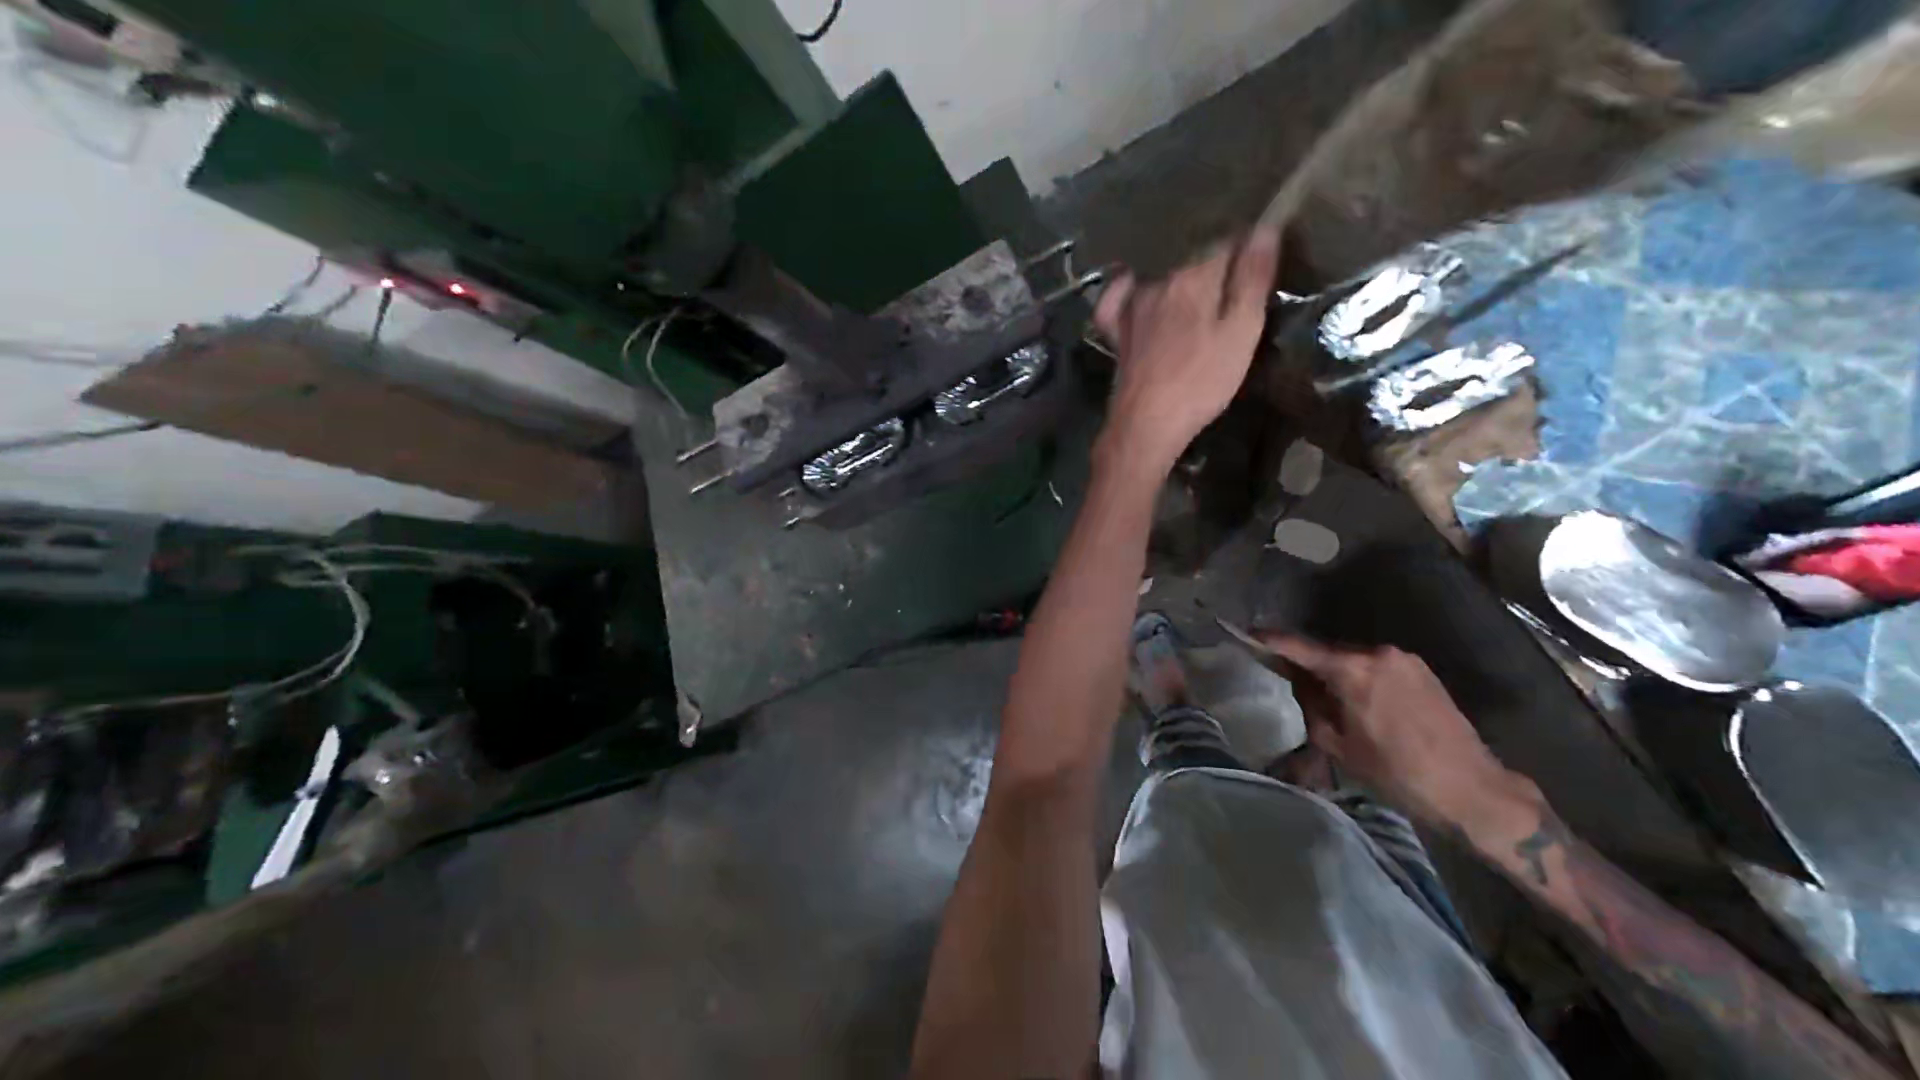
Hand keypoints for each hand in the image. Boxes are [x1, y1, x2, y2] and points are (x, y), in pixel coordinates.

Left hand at [1093, 227, 1279, 470]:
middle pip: (1190, 254)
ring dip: (1177, 267)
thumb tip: (1265, 226)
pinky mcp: (1116, 330)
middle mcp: (1158, 281)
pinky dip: (1128, 286)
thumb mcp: (1241, 331)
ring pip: (1157, 271)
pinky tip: (1137, 287)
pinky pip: (1118, 296)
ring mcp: (1131, 305)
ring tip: (1196, 277)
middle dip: (1213, 253)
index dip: (1245, 241)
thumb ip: (1252, 278)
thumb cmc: (1201, 381)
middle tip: (1234, 266)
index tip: (1260, 249)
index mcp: (1193, 276)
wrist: (1147, 422)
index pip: (1224, 239)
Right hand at [1253, 633, 1535, 827]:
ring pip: (1353, 659)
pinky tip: (1357, 701)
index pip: (1301, 647)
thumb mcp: (1338, 745)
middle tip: (1287, 677)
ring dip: (1335, 671)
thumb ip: (1311, 705)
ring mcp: (1404, 660)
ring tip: (1326, 697)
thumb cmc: (1398, 773)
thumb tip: (1301, 682)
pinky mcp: (1422, 671)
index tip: (1248, 632)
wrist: (1472, 789)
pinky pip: (1376, 666)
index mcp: (1354, 670)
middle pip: (1328, 651)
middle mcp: (1379, 654)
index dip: (1271, 640)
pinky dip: (1359, 676)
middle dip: (1307, 662)